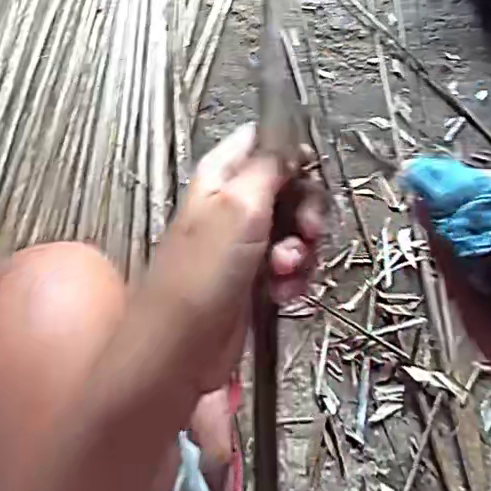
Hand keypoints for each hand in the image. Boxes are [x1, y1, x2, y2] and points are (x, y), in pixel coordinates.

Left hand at [138, 124, 328, 393]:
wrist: (180, 350)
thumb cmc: (203, 272)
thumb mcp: (239, 205)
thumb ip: (268, 166)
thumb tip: (289, 140)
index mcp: (222, 174)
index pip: (263, 140)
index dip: (293, 153)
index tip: (310, 174)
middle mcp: (233, 200)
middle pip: (290, 186)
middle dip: (306, 211)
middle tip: (307, 232)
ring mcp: (245, 239)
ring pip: (295, 228)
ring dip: (300, 252)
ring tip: (284, 272)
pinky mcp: (255, 275)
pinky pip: (290, 264)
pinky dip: (293, 278)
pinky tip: (283, 293)